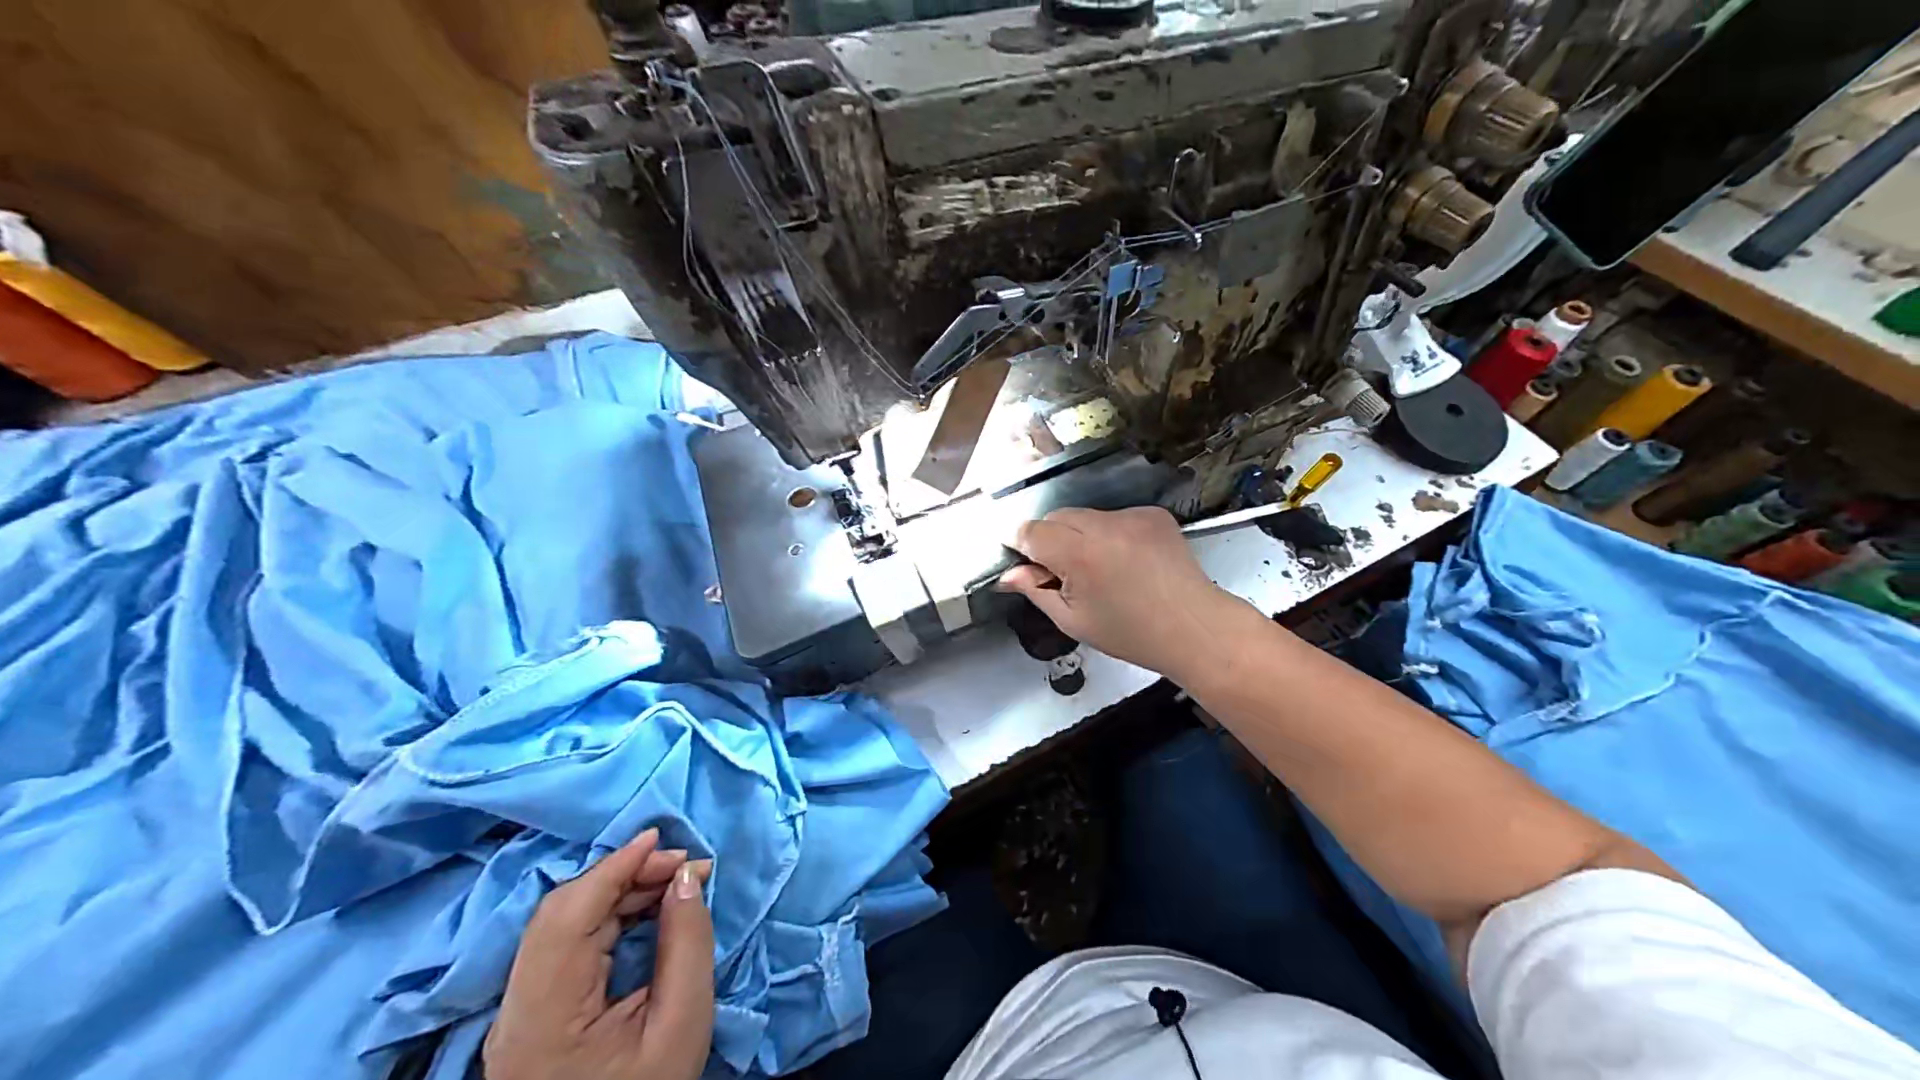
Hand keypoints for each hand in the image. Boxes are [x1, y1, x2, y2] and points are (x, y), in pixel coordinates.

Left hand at [485, 828, 715, 1079]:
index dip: (614, 866)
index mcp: (543, 1018)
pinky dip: (605, 914)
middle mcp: (516, 1009)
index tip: (661, 838)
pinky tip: (642, 909)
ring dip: (616, 892)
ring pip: (560, 923)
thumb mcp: (682, 1023)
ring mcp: (518, 1012)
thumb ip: (687, 943)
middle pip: (560, 913)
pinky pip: (564, 943)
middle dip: (622, 875)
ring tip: (671, 882)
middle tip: (681, 867)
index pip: (568, 916)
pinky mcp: (531, 1014)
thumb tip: (686, 878)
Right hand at [997, 506, 1264, 683]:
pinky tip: (1125, 561)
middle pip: (1056, 517)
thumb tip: (1008, 575)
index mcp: (1080, 554)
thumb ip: (1035, 590)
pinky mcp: (1152, 514)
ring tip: (1101, 570)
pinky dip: (1110, 534)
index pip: (1030, 530)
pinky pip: (1114, 517)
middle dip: (1052, 540)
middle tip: (1065, 575)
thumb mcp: (1073, 621)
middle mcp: (1105, 526)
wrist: (1195, 628)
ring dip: (1080, 536)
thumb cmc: (1132, 634)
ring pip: (1085, 516)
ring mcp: (1132, 516)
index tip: (1028, 565)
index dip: (1022, 546)